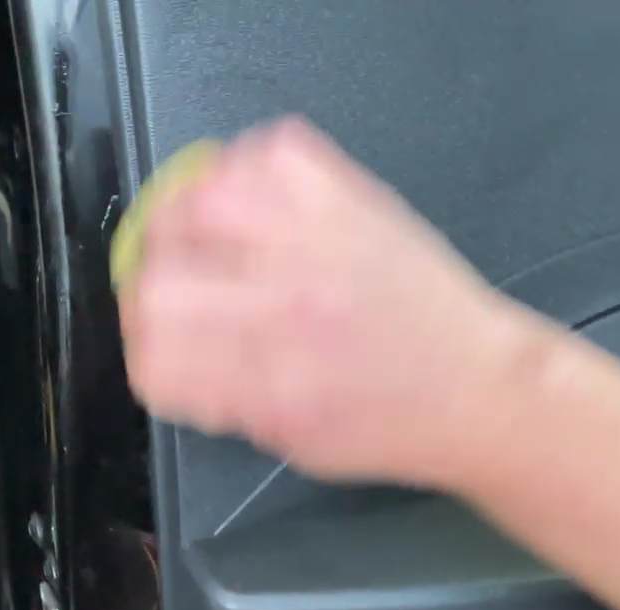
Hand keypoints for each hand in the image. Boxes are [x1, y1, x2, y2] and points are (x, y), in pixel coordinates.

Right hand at [121, 116, 535, 488]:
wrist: (476, 390)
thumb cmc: (391, 426)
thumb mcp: (289, 442)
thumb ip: (219, 400)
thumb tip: (166, 360)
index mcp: (274, 382)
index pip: (154, 352)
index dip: (143, 353)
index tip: (157, 351)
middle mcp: (293, 304)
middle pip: (159, 280)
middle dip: (149, 298)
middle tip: (172, 302)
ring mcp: (322, 242)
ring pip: (197, 202)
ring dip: (182, 227)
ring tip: (201, 248)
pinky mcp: (350, 199)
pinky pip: (263, 157)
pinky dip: (239, 176)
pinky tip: (250, 215)